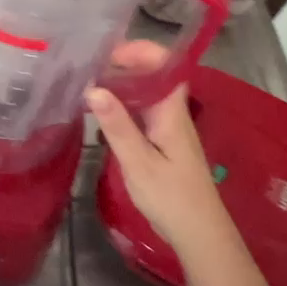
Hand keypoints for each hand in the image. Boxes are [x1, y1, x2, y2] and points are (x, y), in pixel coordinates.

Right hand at [88, 41, 239, 262]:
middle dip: (123, 63)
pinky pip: (142, 110)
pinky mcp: (162, 141)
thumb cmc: (171, 199)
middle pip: (153, 74)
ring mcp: (168, 126)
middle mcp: (172, 113)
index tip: (106, 54)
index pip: (164, 64)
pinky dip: (122, 103)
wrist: (200, 235)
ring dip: (120, 83)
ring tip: (87, 82)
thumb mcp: (138, 163)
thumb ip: (117, 126)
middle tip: (87, 67)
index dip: (139, 51)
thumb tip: (94, 88)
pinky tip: (101, 110)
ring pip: (146, 92)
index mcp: (171, 112)